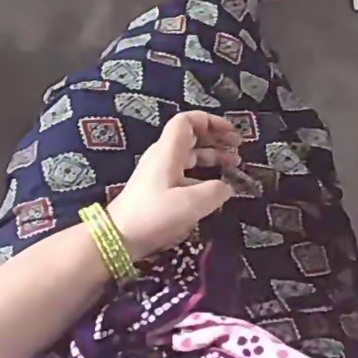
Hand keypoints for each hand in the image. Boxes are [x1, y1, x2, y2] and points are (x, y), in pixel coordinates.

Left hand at [106, 111, 242, 258]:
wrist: (119, 237)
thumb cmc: (153, 215)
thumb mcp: (189, 204)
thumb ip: (214, 192)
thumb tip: (227, 187)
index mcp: (168, 151)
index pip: (186, 121)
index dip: (210, 121)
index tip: (231, 133)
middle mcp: (163, 156)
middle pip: (191, 136)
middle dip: (216, 138)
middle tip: (238, 147)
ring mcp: (159, 172)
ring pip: (189, 155)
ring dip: (211, 156)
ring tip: (233, 165)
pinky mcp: (158, 188)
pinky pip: (185, 172)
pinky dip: (202, 174)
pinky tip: (215, 188)